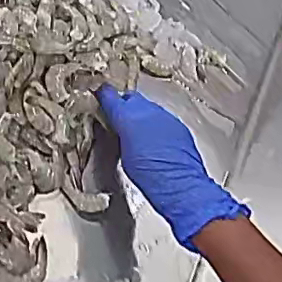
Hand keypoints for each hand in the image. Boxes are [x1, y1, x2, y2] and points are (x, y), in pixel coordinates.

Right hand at [97, 84, 246, 248]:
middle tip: (119, 120)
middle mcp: (146, 111)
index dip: (103, 96)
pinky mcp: (178, 124)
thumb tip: (115, 126)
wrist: (181, 187)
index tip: (100, 98)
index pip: (108, 94)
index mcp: (125, 116)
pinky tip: (155, 141)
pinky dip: (156, 124)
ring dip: (141, 116)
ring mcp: (164, 116)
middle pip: (129, 97)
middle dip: (123, 106)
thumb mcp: (121, 154)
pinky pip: (162, 117)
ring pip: (147, 107)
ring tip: (139, 134)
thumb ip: (116, 132)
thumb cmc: (150, 177)